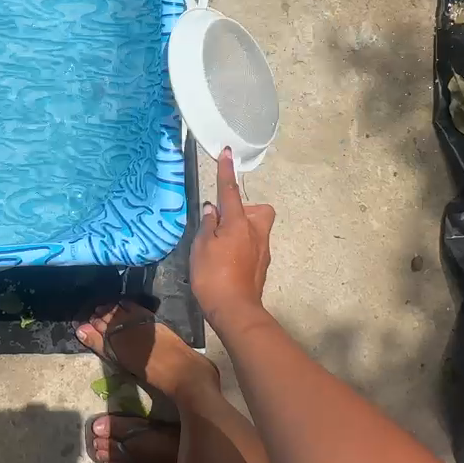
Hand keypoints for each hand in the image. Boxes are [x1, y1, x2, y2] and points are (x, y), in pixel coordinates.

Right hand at [191, 149, 276, 325]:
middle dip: (245, 210)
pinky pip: (253, 246)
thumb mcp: (201, 247)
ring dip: (242, 230)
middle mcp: (255, 232)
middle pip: (258, 210)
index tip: (228, 152)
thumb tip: (212, 209)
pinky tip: (227, 261)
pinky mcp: (261, 265)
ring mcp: (262, 250)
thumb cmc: (213, 276)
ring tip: (221, 245)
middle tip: (225, 222)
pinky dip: (241, 247)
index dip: (227, 171)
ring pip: (256, 228)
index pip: (230, 191)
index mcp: (238, 223)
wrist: (235, 311)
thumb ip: (207, 225)